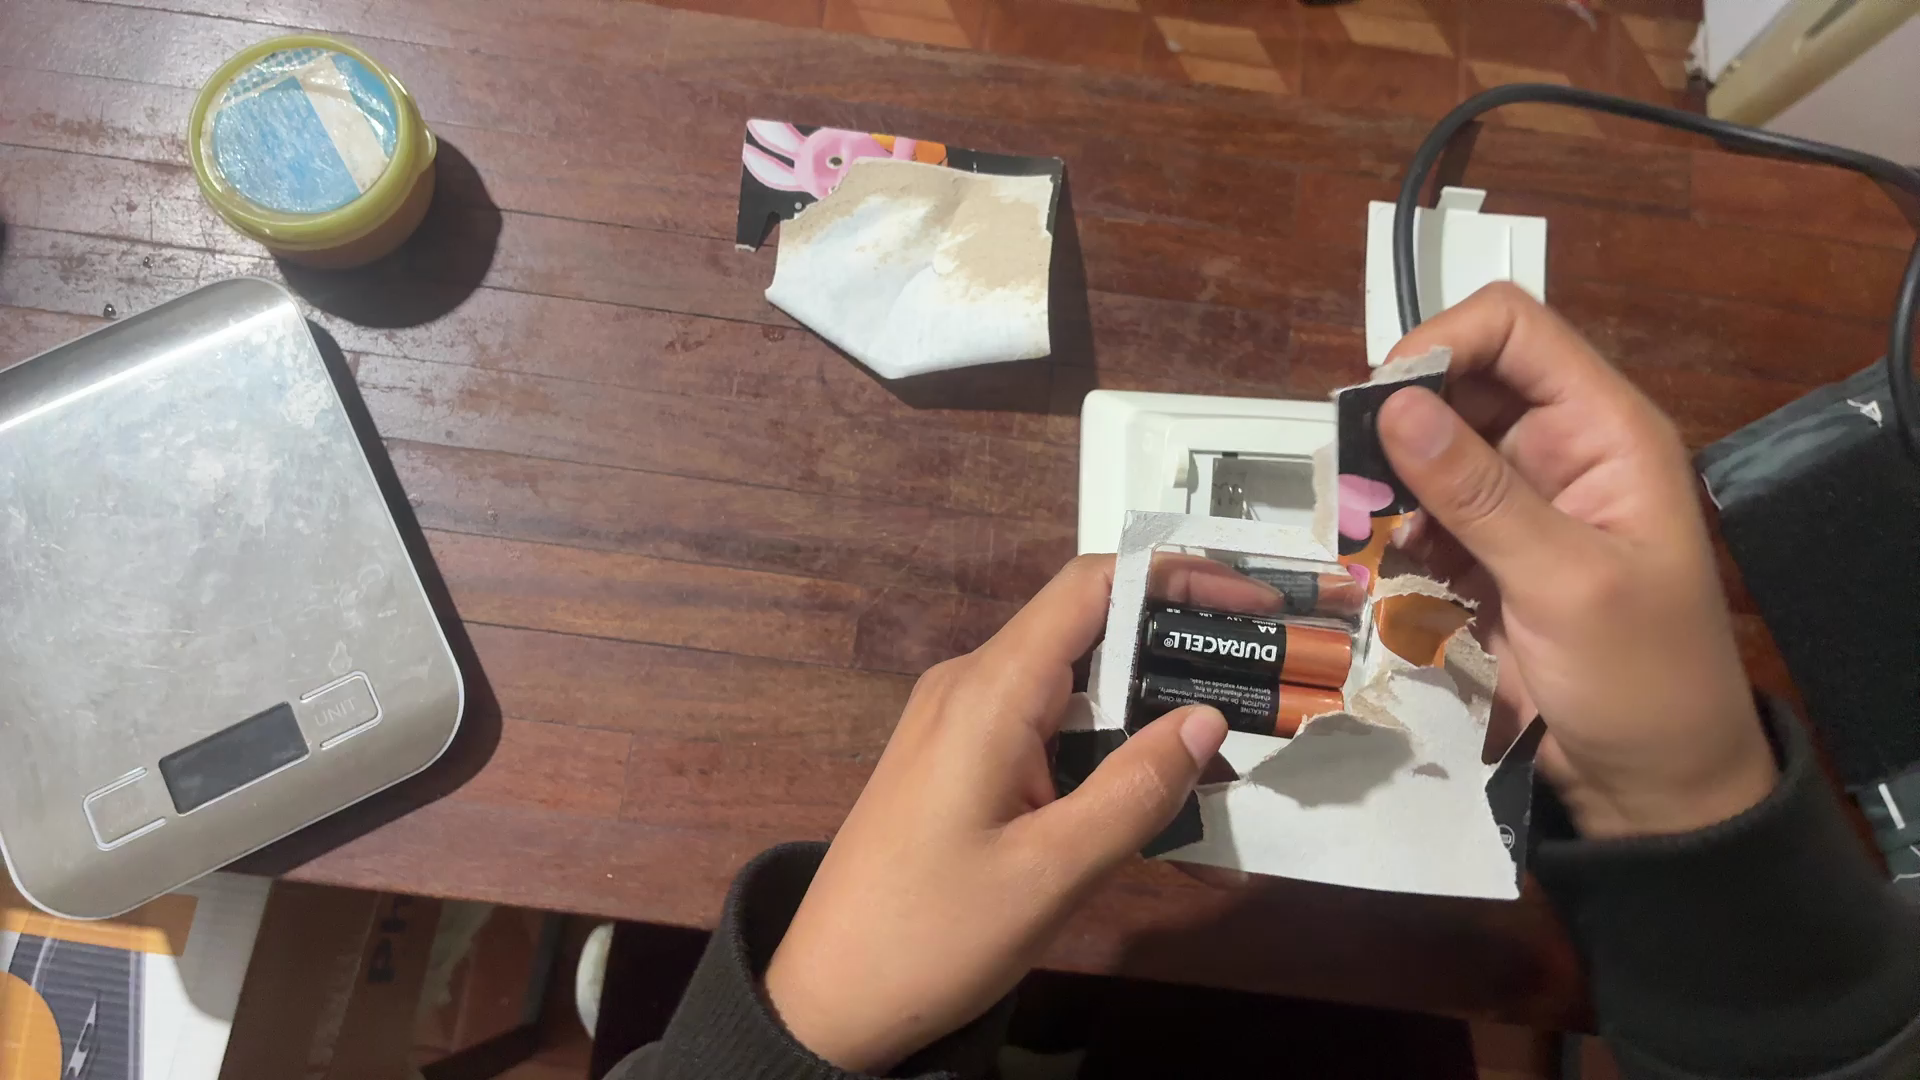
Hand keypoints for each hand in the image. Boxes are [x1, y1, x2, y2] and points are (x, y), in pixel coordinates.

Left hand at [761, 555, 1255, 1072]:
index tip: (1248, 600)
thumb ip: (1134, 790)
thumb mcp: (1051, 872)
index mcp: (989, 689)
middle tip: (1252, 680)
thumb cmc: (932, 933)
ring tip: (1217, 752)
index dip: (1170, 576)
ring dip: (1140, 706)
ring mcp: (960, 714)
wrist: (829, 991)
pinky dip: (1101, 742)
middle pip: (1083, 628)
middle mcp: (972, 681)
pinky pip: (1042, 722)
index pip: (1086, 588)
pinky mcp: (958, 750)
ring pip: (1069, 681)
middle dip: (1171, 643)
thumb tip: (1207, 716)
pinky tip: (1146, 791)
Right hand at [1377, 284, 1775, 839]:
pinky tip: (1390, 563)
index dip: (1439, 346)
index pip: (1513, 331)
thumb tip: (1392, 405)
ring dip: (1384, 480)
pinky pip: (1413, 504)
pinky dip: (1388, 524)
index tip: (1376, 405)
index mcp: (1601, 430)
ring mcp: (1509, 496)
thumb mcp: (1564, 581)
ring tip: (1369, 531)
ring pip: (1421, 446)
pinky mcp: (1475, 540)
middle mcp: (1551, 446)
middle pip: (1454, 384)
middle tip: (1355, 482)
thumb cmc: (1637, 678)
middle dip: (1395, 422)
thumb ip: (1478, 492)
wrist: (1644, 773)